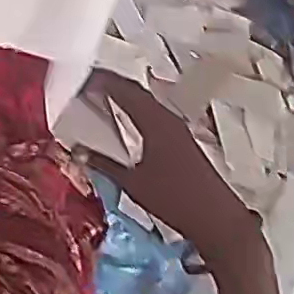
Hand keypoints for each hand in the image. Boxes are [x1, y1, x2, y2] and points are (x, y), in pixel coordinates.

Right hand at [84, 72, 263, 265]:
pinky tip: (125, 116)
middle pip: (136, 90)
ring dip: (124, 93)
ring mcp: (176, 126)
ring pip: (145, 100)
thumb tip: (76, 152)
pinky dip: (135, 106)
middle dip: (111, 82)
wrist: (217, 219)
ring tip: (100, 92)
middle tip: (85, 80)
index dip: (102, 79)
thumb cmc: (174, 199)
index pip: (124, 90)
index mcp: (155, 121)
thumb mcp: (133, 183)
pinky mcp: (180, 137)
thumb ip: (104, 165)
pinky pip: (152, 111)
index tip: (80, 74)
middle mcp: (167, 117)